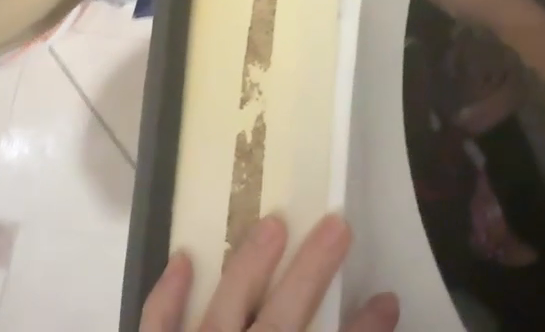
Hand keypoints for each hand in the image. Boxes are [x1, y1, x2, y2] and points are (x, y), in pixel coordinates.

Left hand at [139, 213, 399, 331]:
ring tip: (272, 224)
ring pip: (224, 310)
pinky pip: (157, 328)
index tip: (387, 302)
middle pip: (284, 319)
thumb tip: (370, 327)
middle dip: (312, 271)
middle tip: (338, 224)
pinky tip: (182, 259)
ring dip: (249, 265)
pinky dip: (167, 295)